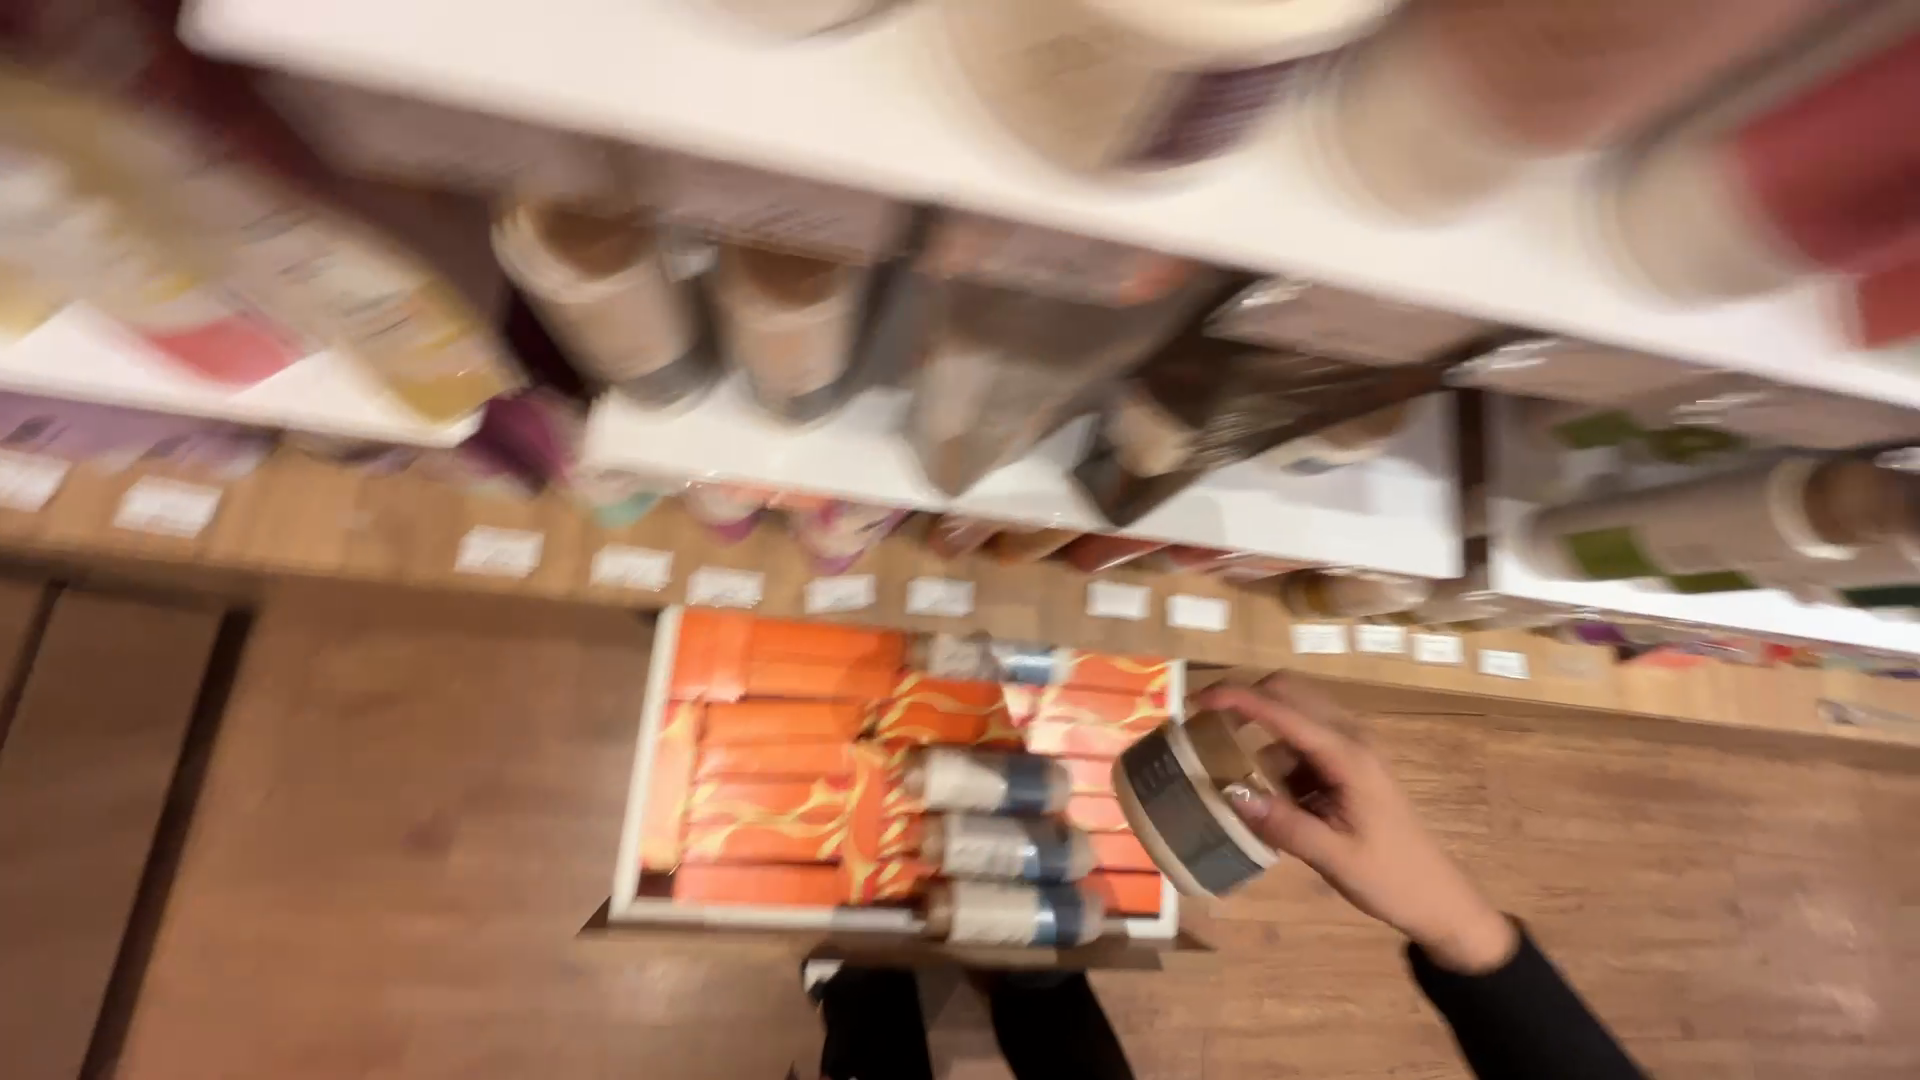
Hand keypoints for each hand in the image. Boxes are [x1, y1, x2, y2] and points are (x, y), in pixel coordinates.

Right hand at [1194, 677, 1517, 973]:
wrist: (1441, 902)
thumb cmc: (1392, 880)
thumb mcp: (1333, 857)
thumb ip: (1281, 823)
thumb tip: (1228, 791)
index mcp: (1348, 756)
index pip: (1282, 710)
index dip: (1236, 698)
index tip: (1195, 701)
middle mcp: (1350, 738)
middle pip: (1289, 691)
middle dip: (1245, 697)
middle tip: (1206, 722)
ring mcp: (1352, 747)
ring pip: (1294, 712)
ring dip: (1261, 728)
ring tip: (1232, 763)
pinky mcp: (1349, 762)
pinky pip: (1302, 738)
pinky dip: (1277, 751)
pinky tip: (1269, 789)